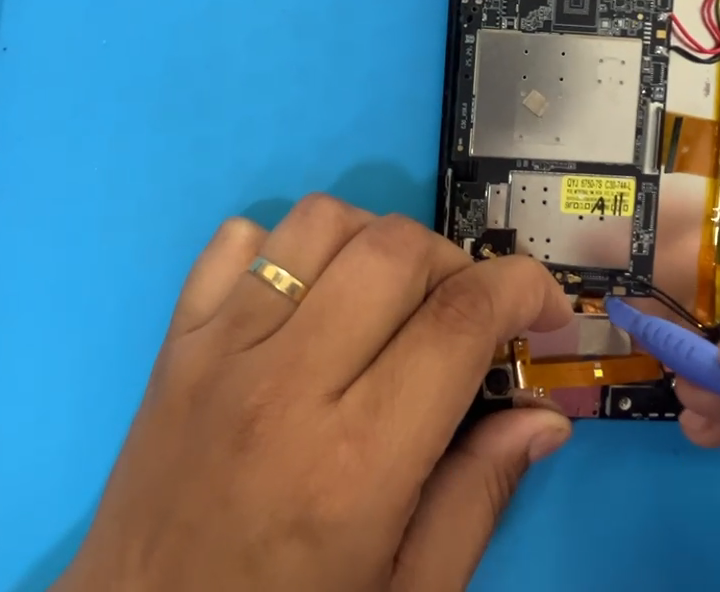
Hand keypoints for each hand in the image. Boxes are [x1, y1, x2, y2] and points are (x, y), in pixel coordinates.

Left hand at [55, 195, 575, 591]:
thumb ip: (478, 496)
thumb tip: (543, 416)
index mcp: (356, 461)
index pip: (459, 320)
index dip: (523, 292)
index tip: (544, 312)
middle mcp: (286, 383)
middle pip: (394, 249)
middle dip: (456, 263)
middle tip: (469, 315)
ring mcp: (220, 350)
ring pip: (319, 222)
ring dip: (375, 240)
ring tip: (391, 297)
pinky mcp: (175, 340)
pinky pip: (234, 241)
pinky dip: (284, 244)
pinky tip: (305, 295)